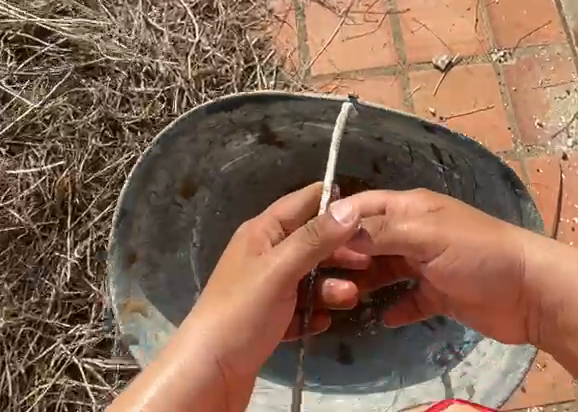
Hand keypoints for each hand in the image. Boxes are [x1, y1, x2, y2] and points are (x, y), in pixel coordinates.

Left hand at [165, 184, 367, 405]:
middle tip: (368, 262)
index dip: (333, 205)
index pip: (303, 202)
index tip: (367, 216)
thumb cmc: (242, 312)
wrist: (208, 375)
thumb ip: (315, 239)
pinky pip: (299, 308)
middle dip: (338, 251)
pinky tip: (323, 321)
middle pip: (310, 242)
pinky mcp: (268, 320)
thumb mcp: (280, 269)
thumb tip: (350, 207)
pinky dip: (313, 312)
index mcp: (263, 232)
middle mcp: (265, 254)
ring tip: (351, 297)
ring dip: (329, 285)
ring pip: (308, 277)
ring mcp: (266, 288)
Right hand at [335, 188, 548, 345]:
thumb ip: (382, 233)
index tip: (308, 242)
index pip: (363, 206)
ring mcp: (427, 263)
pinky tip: (382, 319)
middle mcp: (414, 231)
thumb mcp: (425, 235)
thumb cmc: (475, 252)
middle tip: (321, 279)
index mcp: (410, 208)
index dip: (336, 220)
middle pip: (370, 240)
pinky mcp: (440, 293)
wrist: (528, 290)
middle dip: (346, 256)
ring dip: (367, 283)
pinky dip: (395, 308)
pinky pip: (410, 300)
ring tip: (343, 301)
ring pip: (386, 270)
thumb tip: (337, 232)